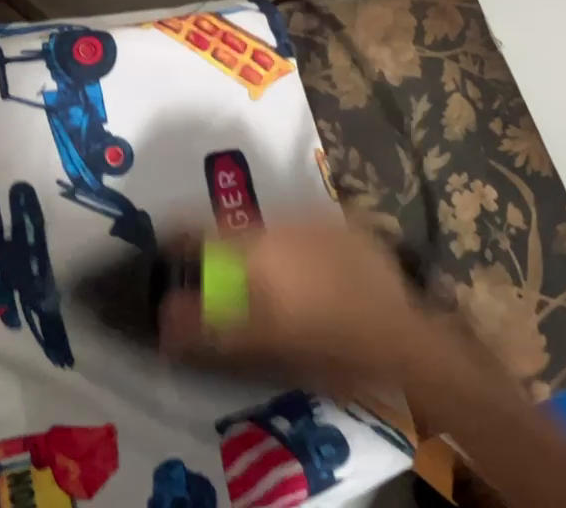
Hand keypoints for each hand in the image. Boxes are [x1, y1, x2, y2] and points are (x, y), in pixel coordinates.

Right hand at [159, 222, 443, 388]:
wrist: (404, 339)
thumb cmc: (326, 346)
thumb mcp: (259, 344)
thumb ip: (204, 327)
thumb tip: (161, 317)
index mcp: (252, 244)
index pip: (194, 229)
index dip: (173, 241)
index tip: (165, 258)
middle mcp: (279, 220)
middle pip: (231, 229)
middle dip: (220, 252)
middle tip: (222, 285)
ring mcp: (316, 219)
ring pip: (268, 228)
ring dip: (257, 250)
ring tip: (266, 285)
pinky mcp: (346, 227)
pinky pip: (303, 232)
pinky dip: (294, 251)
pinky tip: (308, 280)